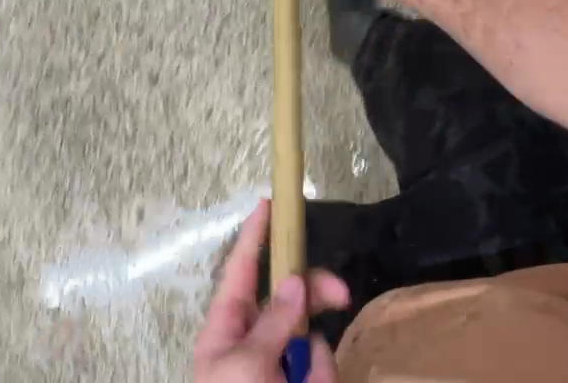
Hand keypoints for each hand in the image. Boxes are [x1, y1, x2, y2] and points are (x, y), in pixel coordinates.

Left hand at [194, 199, 347, 382]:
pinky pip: (322, 363)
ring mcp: (279, 361)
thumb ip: (272, 323)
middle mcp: (255, 338)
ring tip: (305, 382)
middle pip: (290, 292)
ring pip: (312, 332)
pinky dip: (321, 377)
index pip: (241, 270)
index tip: (267, 203)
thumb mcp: (244, 367)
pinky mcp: (301, 379)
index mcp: (228, 328)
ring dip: (315, 360)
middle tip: (340, 293)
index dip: (253, 236)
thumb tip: (296, 281)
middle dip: (316, 292)